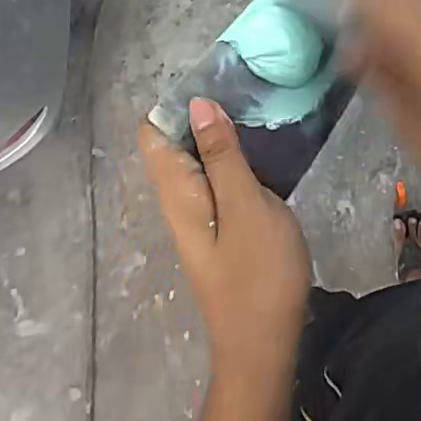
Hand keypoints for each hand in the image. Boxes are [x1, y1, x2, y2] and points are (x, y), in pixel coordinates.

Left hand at [139, 97, 310, 375]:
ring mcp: (201, 210)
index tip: (216, 78)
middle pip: (176, 139)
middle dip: (204, 109)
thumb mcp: (246, 206)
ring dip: (223, 129)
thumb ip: (222, 155)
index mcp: (177, 191)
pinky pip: (218, 173)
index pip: (154, 132)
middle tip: (247, 85)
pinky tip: (266, 143)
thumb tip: (197, 103)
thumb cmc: (258, 274)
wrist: (265, 342)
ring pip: (200, 155)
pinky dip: (235, 153)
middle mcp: (180, 197)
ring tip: (260, 104)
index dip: (177, 101)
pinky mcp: (221, 220)